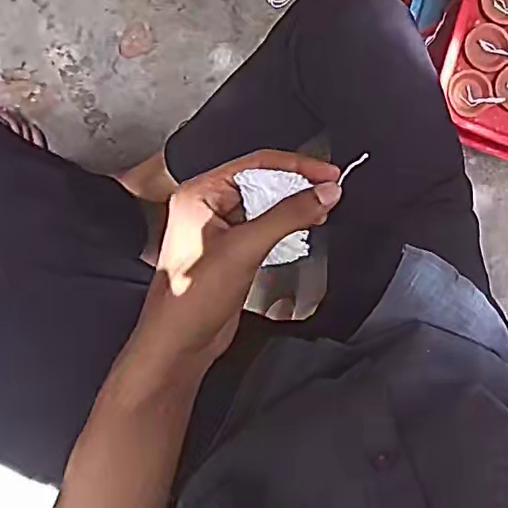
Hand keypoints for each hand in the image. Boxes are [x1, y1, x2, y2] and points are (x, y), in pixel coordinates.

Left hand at [135, 151, 341, 365]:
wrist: (178, 345)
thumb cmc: (189, 299)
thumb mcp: (245, 248)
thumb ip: (289, 215)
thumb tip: (323, 192)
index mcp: (200, 194)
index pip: (256, 163)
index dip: (297, 165)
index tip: (327, 172)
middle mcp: (207, 207)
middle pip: (263, 180)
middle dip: (298, 184)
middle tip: (328, 187)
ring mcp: (220, 228)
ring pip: (266, 202)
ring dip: (294, 204)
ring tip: (321, 207)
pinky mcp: (232, 249)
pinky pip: (265, 224)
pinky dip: (287, 223)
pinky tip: (303, 227)